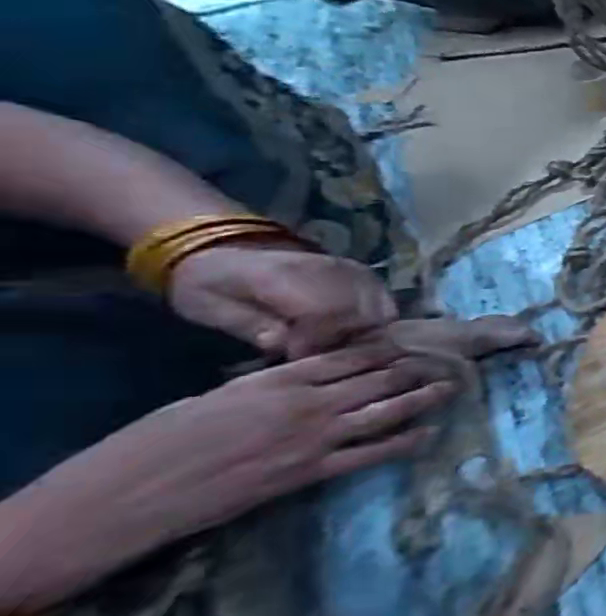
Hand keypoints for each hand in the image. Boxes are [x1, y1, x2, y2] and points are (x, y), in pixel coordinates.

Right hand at [3, 341, 458, 612]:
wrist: (120, 498)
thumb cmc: (155, 442)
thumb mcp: (217, 396)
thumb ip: (268, 384)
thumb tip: (303, 375)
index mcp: (280, 379)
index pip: (350, 357)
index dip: (386, 350)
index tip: (412, 343)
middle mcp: (305, 402)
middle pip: (377, 379)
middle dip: (415, 370)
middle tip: (447, 362)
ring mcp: (311, 438)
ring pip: (384, 412)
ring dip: (422, 398)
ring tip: (452, 388)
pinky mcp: (305, 473)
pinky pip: (367, 455)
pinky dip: (402, 444)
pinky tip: (428, 435)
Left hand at [168, 245, 396, 358]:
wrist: (227, 253)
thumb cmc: (212, 286)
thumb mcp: (209, 307)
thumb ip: (248, 325)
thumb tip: (283, 344)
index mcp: (287, 274)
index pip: (325, 312)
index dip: (317, 343)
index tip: (297, 360)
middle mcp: (331, 269)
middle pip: (360, 315)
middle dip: (342, 345)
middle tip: (316, 362)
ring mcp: (354, 271)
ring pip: (380, 313)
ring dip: (362, 338)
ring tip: (333, 353)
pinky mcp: (366, 276)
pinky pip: (386, 307)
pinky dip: (375, 328)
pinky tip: (352, 340)